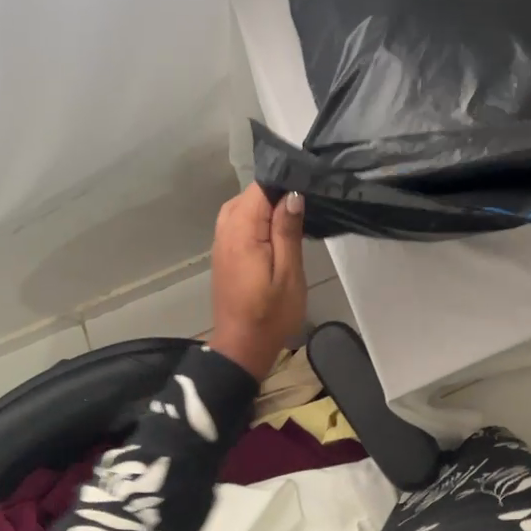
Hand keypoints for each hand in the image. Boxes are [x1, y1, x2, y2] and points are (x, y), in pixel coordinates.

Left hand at [207, 185, 306, 380]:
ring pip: (242, 206)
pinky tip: (276, 229)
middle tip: (307, 203)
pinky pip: (238, 221)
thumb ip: (287, 231)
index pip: (260, 189)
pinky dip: (256, 218)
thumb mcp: (289, 273)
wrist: (242, 348)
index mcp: (242, 232)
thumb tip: (292, 194)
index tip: (308, 184)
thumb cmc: (271, 314)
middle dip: (276, 193)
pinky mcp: (224, 253)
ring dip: (266, 206)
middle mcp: (226, 230)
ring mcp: (221, 242)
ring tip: (294, 216)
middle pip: (249, 194)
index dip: (284, 182)